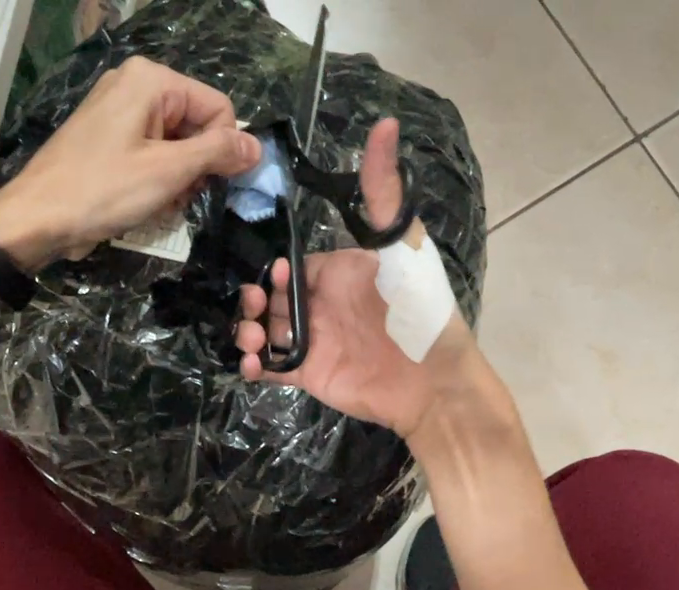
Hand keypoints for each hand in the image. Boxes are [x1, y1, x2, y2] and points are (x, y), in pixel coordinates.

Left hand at [0, 57, 261, 268]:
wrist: (38, 218)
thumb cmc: (102, 191)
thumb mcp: (167, 172)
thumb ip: (216, 154)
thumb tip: (257, 148)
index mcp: (151, 81)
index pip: (218, 108)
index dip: (222, 150)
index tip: (207, 186)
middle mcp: (136, 86)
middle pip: (196, 126)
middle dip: (196, 168)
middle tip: (178, 199)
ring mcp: (119, 113)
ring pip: (176, 146)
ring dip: (177, 181)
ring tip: (157, 205)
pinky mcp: (108, 140)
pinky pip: (151, 156)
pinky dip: (156, 183)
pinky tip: (144, 204)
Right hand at [232, 118, 478, 441]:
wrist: (431, 377)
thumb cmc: (418, 305)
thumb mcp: (401, 241)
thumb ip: (384, 190)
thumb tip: (385, 122)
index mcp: (336, 273)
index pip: (292, 267)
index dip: (275, 269)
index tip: (275, 275)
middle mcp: (319, 306)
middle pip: (270, 298)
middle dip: (253, 299)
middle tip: (254, 307)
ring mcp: (312, 342)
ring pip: (264, 331)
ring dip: (247, 330)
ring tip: (252, 337)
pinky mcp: (308, 375)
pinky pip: (270, 368)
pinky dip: (251, 365)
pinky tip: (248, 362)